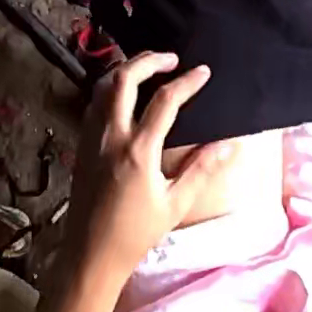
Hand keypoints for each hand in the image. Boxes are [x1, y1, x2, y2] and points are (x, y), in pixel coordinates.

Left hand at [68, 52, 234, 289]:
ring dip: (125, 69)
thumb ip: (202, 170)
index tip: (203, 72)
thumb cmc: (136, 232)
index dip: (187, 82)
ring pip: (102, 87)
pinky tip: (123, 94)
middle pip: (123, 79)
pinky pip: (92, 103)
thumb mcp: (176, 204)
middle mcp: (111, 137)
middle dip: (148, 60)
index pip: (164, 101)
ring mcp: (91, 138)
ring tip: (148, 67)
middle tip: (171, 58)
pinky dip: (109, 87)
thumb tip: (230, 144)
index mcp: (138, 151)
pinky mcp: (81, 144)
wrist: (90, 253)